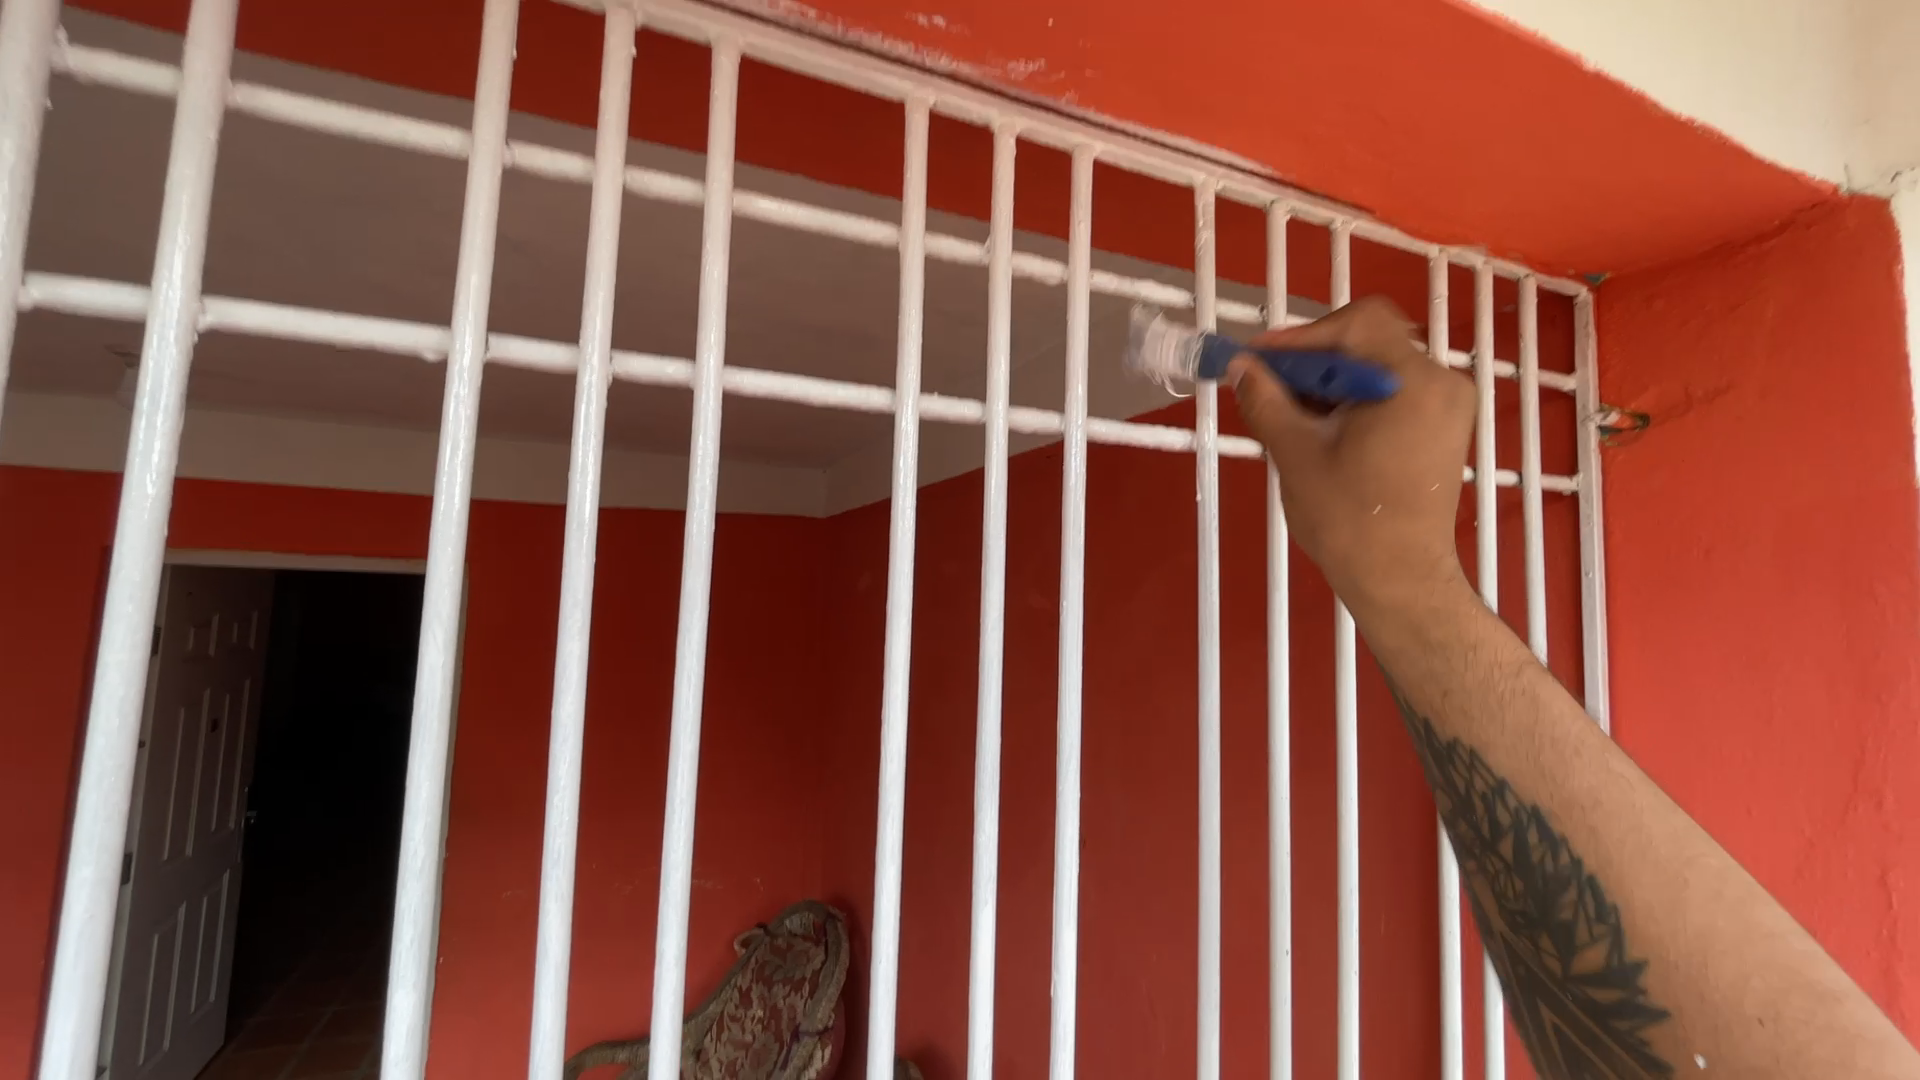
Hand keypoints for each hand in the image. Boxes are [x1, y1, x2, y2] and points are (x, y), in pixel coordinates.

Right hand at [1230, 296, 1475, 619]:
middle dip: (1311, 361)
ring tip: (1288, 414)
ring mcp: (1447, 404)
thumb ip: (1266, 401)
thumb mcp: (1295, 454)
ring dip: (1327, 382)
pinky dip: (1350, 400)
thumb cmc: (1347, 520)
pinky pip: (1390, 392)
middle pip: (1368, 342)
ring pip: (1376, 367)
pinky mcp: (1441, 426)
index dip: (1302, 335)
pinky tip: (1319, 429)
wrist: (1399, 578)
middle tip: (1267, 387)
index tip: (1260, 360)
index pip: (1357, 323)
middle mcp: (1441, 381)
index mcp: (1411, 382)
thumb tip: (1241, 366)